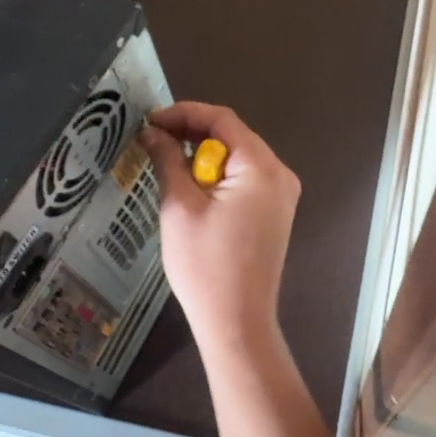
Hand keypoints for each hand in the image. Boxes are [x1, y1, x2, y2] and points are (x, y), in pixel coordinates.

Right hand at [140, 103, 300, 352]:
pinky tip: (194, 184)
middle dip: (194, 133)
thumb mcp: (179, 207)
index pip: (222, 120)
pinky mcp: (277, 212)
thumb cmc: (205, 265)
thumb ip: (168, 160)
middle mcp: (280, 173)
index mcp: (261, 167)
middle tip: (155, 139)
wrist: (237, 322)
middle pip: (234, 136)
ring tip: (168, 160)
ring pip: (240, 157)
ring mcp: (283, 194)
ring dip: (205, 154)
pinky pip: (247, 178)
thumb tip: (153, 132)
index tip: (151, 121)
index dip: (185, 114)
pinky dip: (220, 174)